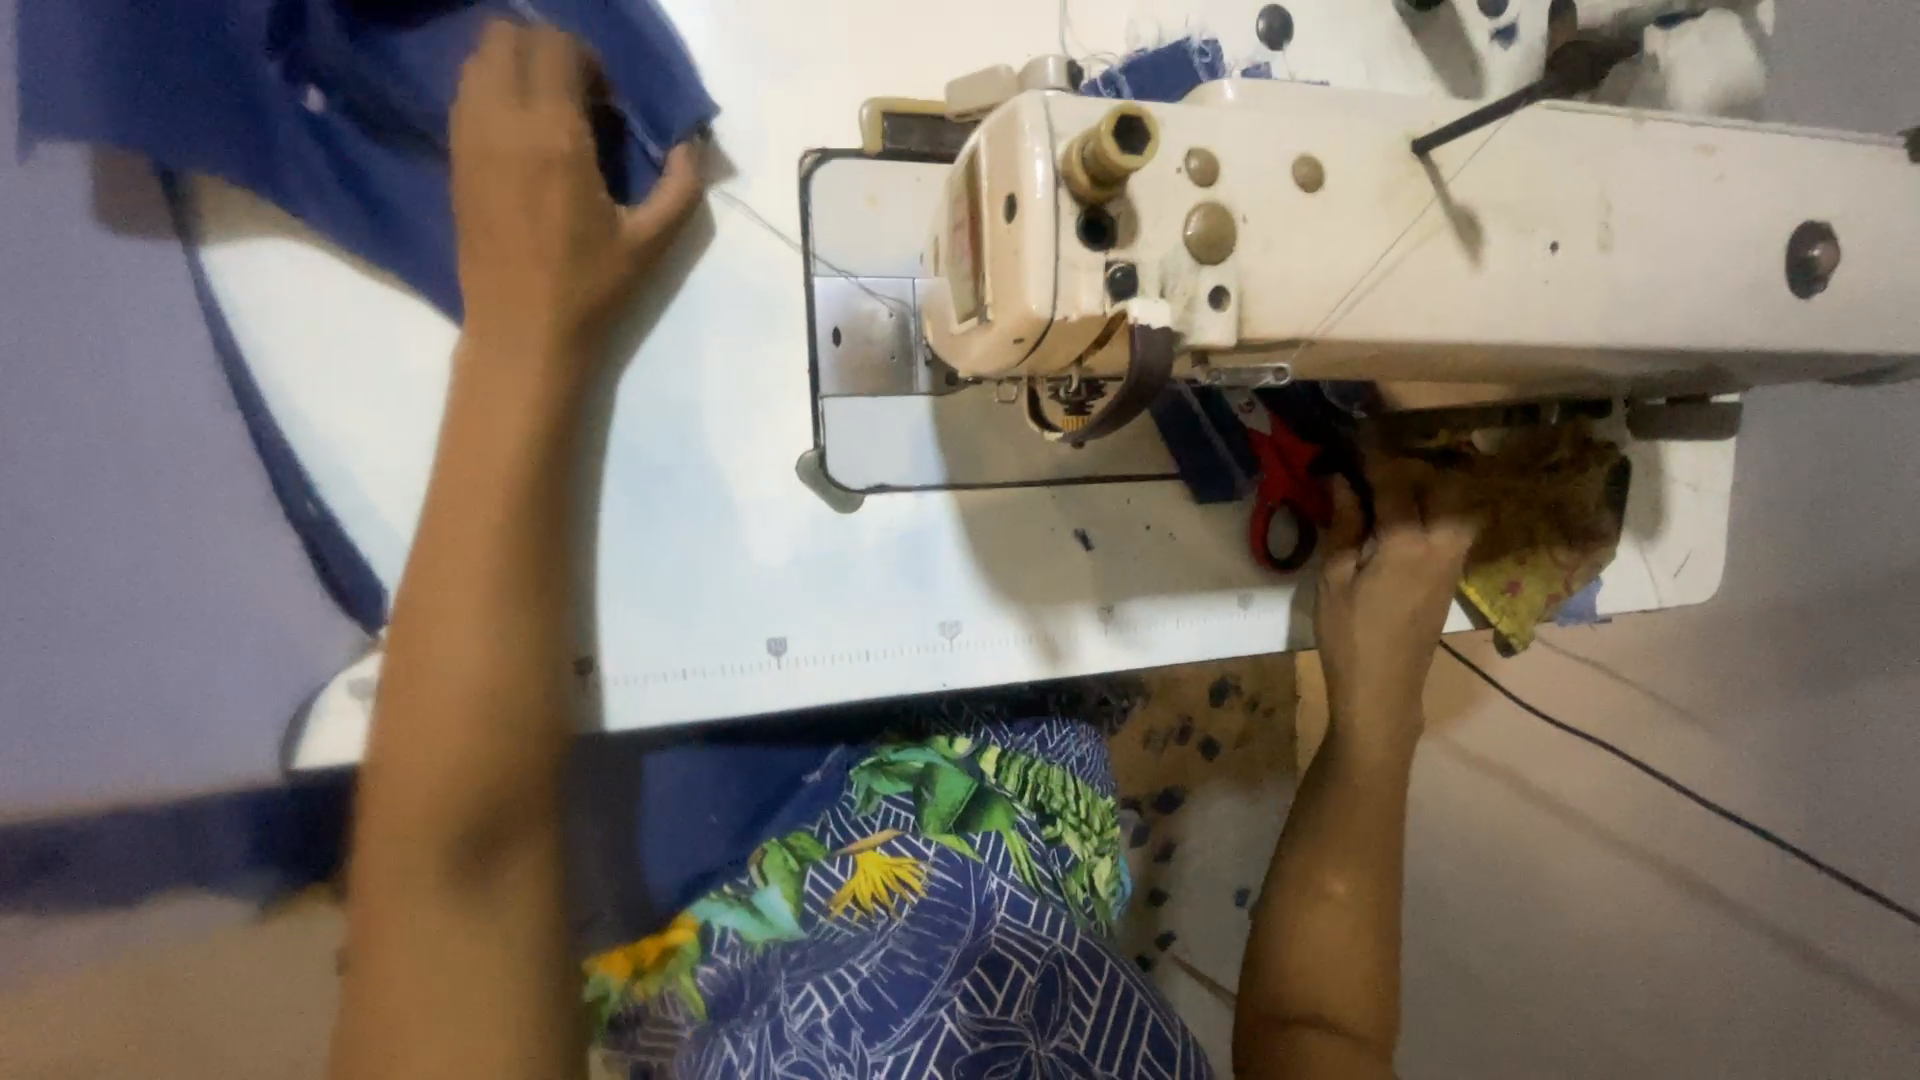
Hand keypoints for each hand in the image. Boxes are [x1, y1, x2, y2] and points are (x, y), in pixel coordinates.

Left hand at [450, 20, 703, 373]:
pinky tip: (527, 139)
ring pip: (478, 58)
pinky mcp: (454, 157)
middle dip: (549, 53)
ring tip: (552, 115)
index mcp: (555, 136)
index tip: (610, 99)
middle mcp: (501, 121)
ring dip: (517, 69)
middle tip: (581, 98)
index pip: (556, 47)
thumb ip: (681, 186)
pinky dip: (496, 93)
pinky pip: (466, 93)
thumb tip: (690, 143)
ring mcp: (469, 136)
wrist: (523, 329)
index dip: (588, 60)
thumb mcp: (651, 242)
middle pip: (507, 37)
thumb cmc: (592, 288)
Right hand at [1314, 455, 1481, 747]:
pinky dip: (1440, 506)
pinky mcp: (1453, 576)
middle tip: (1378, 459)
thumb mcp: (1333, 579)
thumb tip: (1342, 482)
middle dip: (1415, 463)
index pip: (1395, 483)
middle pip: (1445, 485)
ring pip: (1459, 504)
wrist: (1384, 688)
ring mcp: (1453, 561)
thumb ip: (1344, 527)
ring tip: (1397, 481)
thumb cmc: (1349, 634)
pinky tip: (1409, 512)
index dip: (1376, 454)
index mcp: (1406, 543)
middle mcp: (1441, 544)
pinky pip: (1457, 525)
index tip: (1359, 432)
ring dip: (1434, 484)